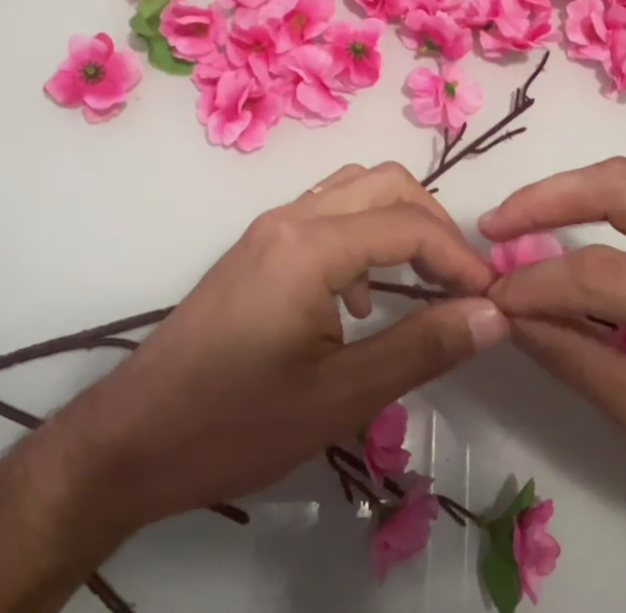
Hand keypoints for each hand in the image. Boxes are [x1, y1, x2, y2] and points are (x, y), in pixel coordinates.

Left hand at [42, 161, 507, 532]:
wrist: (132, 441)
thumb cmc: (234, 424)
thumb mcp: (340, 396)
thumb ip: (422, 347)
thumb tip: (494, 313)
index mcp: (310, 246)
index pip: (410, 225)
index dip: (461, 258)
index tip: (493, 301)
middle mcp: (288, 219)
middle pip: (384, 184)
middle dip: (434, 225)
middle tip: (461, 284)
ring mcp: (265, 231)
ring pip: (351, 192)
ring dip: (397, 224)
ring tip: (422, 285)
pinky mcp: (253, 252)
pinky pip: (323, 217)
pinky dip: (361, 237)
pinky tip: (360, 302)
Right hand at [482, 158, 625, 611]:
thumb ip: (579, 362)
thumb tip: (509, 315)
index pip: (607, 276)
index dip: (536, 281)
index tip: (491, 294)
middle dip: (548, 198)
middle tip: (496, 226)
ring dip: (575, 193)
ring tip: (523, 225)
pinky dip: (610, 206)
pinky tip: (576, 234)